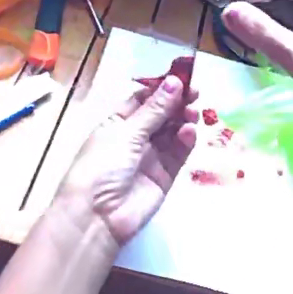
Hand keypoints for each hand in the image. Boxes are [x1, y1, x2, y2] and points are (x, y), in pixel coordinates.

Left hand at [54, 73, 198, 245]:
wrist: (97, 215)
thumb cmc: (101, 166)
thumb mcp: (126, 132)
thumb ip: (154, 110)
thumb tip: (174, 82)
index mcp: (117, 122)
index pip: (143, 99)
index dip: (162, 88)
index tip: (183, 77)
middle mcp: (134, 137)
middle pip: (161, 114)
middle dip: (177, 102)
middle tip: (195, 94)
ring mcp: (150, 156)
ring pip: (173, 132)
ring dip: (184, 120)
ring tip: (193, 113)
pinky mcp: (164, 176)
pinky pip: (178, 153)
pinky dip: (186, 141)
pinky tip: (191, 132)